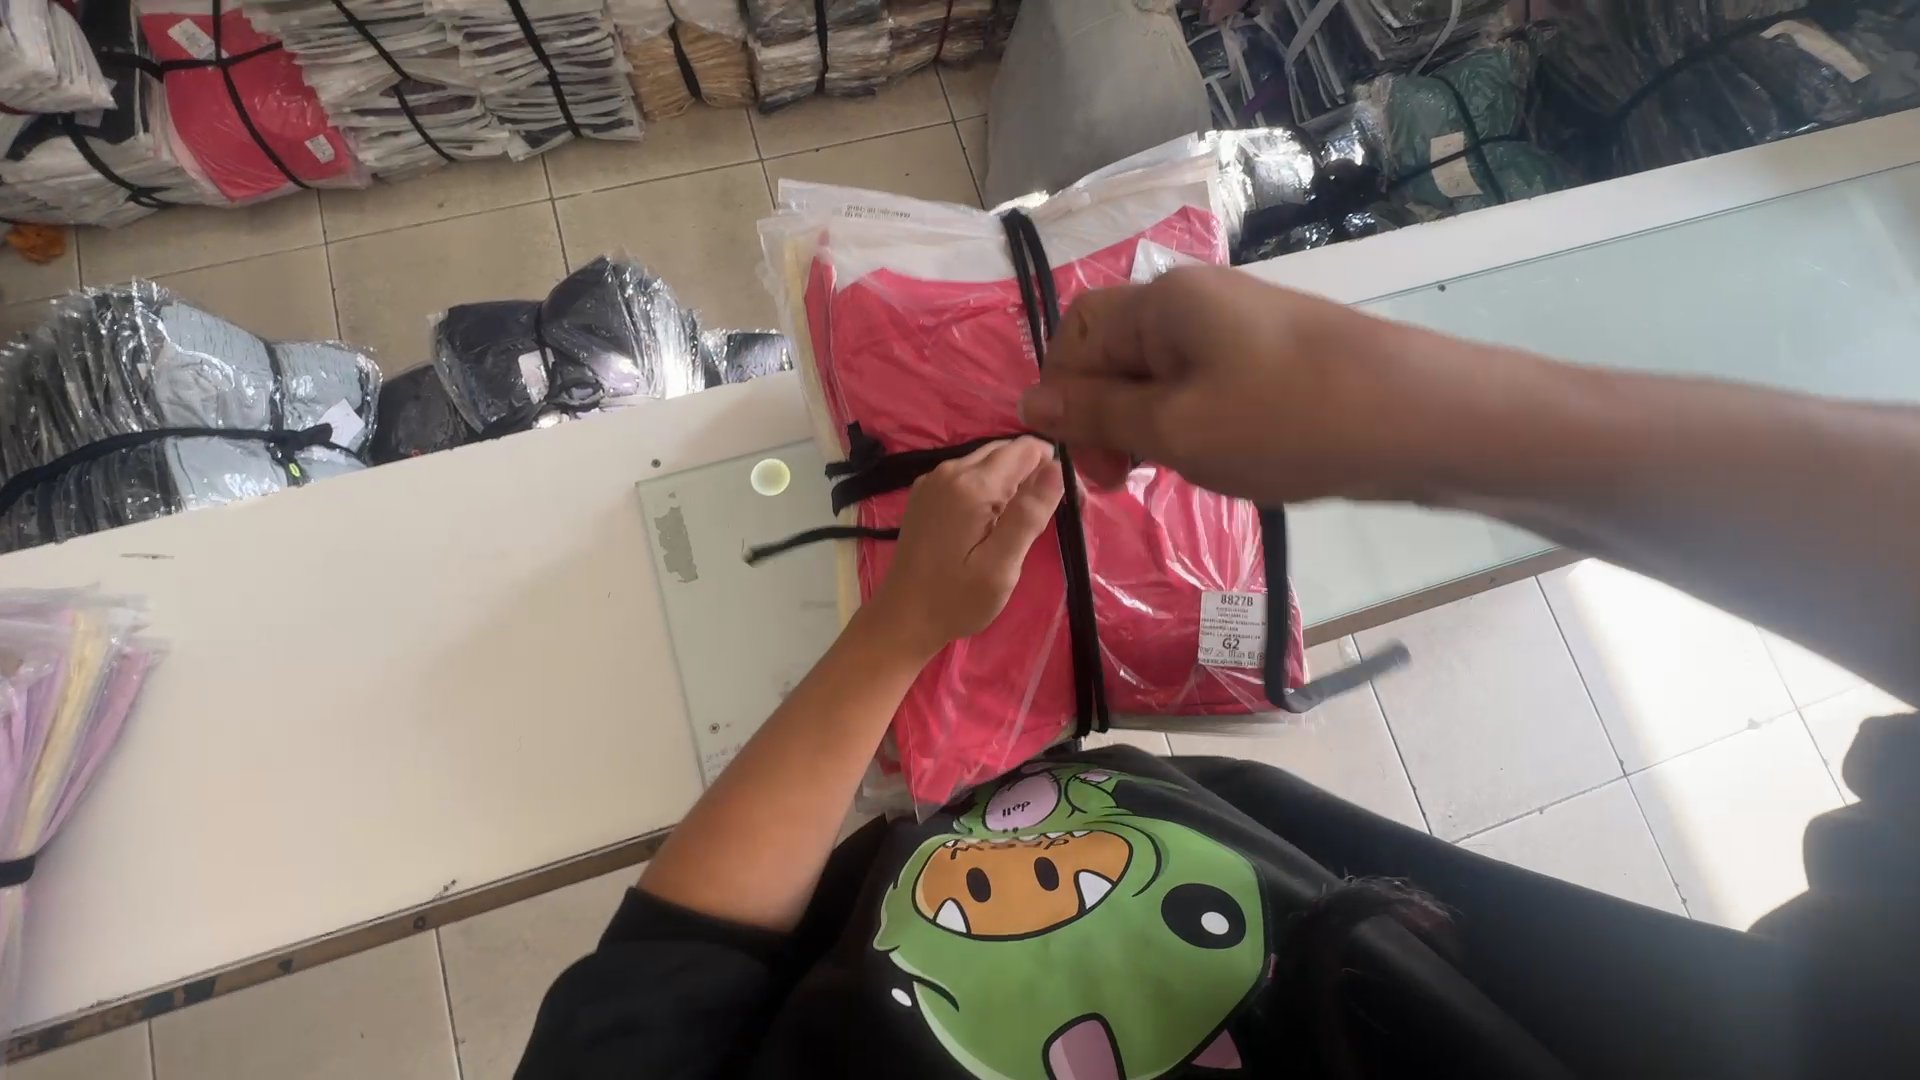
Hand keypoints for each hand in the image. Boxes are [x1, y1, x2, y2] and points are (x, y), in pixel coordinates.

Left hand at [862, 437, 1064, 657]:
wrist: (903, 618)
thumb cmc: (956, 599)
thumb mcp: (1002, 566)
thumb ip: (1029, 513)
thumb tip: (1058, 467)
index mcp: (971, 485)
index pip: (1027, 449)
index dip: (1053, 468)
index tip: (1064, 502)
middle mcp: (950, 471)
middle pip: (1006, 451)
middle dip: (1033, 474)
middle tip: (1043, 518)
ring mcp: (933, 480)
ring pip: (987, 461)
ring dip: (1010, 482)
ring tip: (1017, 525)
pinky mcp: (925, 493)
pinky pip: (967, 475)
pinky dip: (986, 489)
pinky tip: (988, 524)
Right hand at [1017, 265, 1449, 504]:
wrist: (1418, 420)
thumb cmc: (1283, 421)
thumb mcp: (1172, 428)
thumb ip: (1095, 415)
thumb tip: (1028, 403)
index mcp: (1160, 303)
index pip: (1074, 338)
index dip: (1063, 397)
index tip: (1083, 458)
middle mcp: (1190, 301)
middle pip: (1111, 354)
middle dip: (1100, 416)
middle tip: (1118, 481)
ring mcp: (1230, 327)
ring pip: (1152, 375)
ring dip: (1138, 425)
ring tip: (1156, 474)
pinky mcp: (1260, 356)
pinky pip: (1193, 385)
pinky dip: (1179, 422)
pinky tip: (1198, 458)